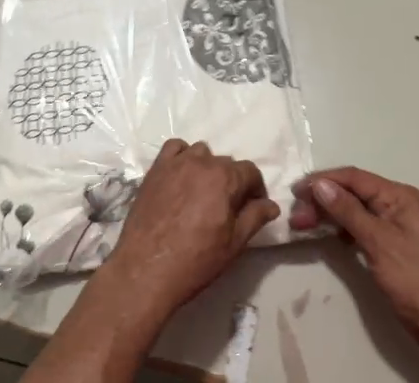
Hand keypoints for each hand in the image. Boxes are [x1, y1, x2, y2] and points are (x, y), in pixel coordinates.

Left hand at [98, 139, 280, 320]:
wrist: (146, 270)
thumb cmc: (195, 261)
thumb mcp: (233, 244)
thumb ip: (255, 218)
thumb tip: (271, 205)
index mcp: (225, 179)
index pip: (250, 172)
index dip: (256, 190)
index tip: (254, 208)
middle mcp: (202, 162)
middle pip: (226, 163)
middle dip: (232, 182)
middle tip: (227, 208)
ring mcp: (176, 163)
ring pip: (201, 153)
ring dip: (208, 168)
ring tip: (203, 193)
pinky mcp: (155, 169)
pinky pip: (174, 148)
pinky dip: (182, 156)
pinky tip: (182, 177)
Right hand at [290, 167, 418, 349]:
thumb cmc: (413, 278)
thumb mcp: (378, 242)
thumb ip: (349, 211)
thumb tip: (320, 184)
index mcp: (398, 196)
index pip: (354, 177)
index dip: (323, 181)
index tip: (296, 190)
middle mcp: (396, 203)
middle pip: (352, 192)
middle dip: (323, 200)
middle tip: (297, 216)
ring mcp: (393, 224)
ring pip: (353, 209)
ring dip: (328, 214)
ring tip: (303, 225)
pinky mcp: (389, 244)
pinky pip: (360, 226)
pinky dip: (341, 228)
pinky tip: (327, 235)